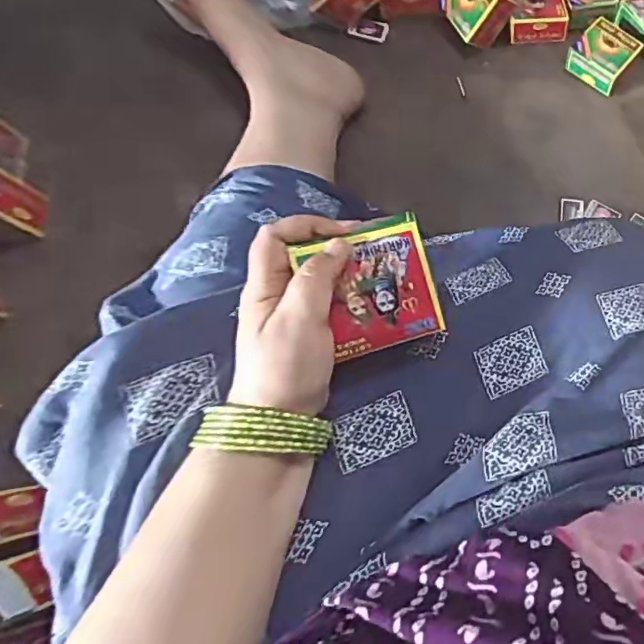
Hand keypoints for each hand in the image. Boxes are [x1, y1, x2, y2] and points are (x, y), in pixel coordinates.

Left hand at [228, 216, 357, 415]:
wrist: (280, 418)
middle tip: (372, 254)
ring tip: (378, 280)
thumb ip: (318, 276)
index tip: (344, 234)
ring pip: (323, 282)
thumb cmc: (285, 364)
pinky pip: (333, 307)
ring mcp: (295, 316)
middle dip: (339, 251)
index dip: (308, 225)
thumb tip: (339, 245)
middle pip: (305, 257)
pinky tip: (372, 308)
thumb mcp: (300, 315)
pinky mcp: (312, 335)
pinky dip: (353, 302)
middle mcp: (278, 296)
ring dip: (350, 277)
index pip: (276, 235)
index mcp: (265, 285)